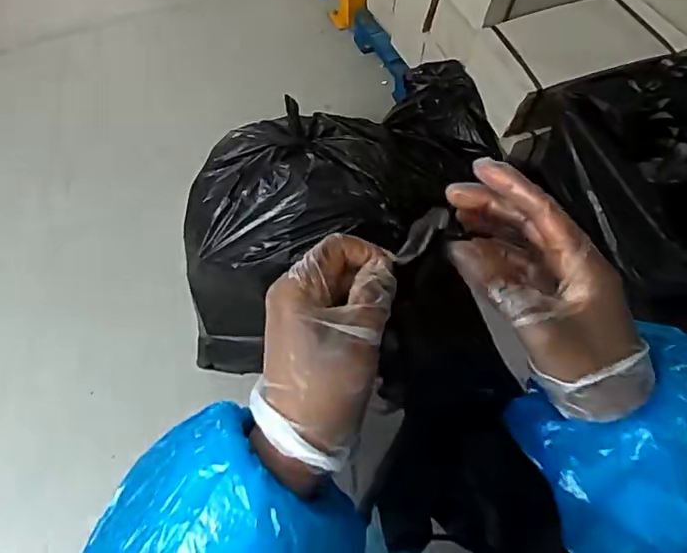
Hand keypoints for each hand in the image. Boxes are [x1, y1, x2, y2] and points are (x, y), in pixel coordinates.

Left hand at [251, 234, 395, 491]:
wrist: (300, 441)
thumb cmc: (329, 381)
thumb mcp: (362, 330)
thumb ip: (376, 290)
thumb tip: (386, 267)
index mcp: (296, 284)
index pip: (337, 245)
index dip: (369, 253)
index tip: (393, 275)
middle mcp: (291, 292)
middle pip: (338, 266)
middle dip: (370, 279)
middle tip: (394, 301)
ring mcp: (296, 314)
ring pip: (340, 289)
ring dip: (366, 301)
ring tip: (388, 322)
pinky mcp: (305, 334)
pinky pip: (335, 311)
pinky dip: (356, 317)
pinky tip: (375, 337)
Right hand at [446, 159, 654, 420]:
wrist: (616, 408)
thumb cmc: (586, 365)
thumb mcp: (540, 327)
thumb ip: (499, 286)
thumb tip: (459, 249)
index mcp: (580, 258)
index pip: (541, 211)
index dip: (510, 186)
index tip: (478, 168)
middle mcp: (572, 259)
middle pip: (529, 221)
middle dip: (492, 203)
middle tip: (452, 194)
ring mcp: (562, 277)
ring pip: (522, 240)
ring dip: (491, 225)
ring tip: (456, 214)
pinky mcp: (552, 296)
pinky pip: (519, 265)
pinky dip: (494, 255)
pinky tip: (470, 248)